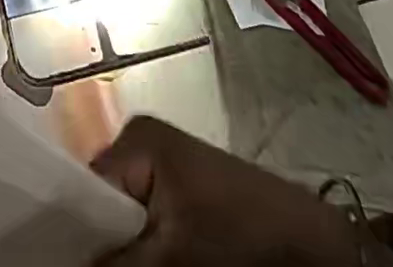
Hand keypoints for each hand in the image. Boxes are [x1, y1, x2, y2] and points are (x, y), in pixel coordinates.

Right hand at [91, 116, 367, 265]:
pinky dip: (150, 245)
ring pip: (126, 214)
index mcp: (136, 138)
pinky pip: (150, 218)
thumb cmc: (245, 238)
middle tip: (103, 266)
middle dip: (104, 240)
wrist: (324, 250)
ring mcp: (166, 165)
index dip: (73, 227)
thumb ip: (117, 264)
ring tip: (137, 265)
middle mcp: (143, 142)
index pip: (84, 185)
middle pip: (102, 200)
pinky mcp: (188, 188)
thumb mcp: (174, 259)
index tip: (68, 256)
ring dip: (127, 247)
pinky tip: (155, 262)